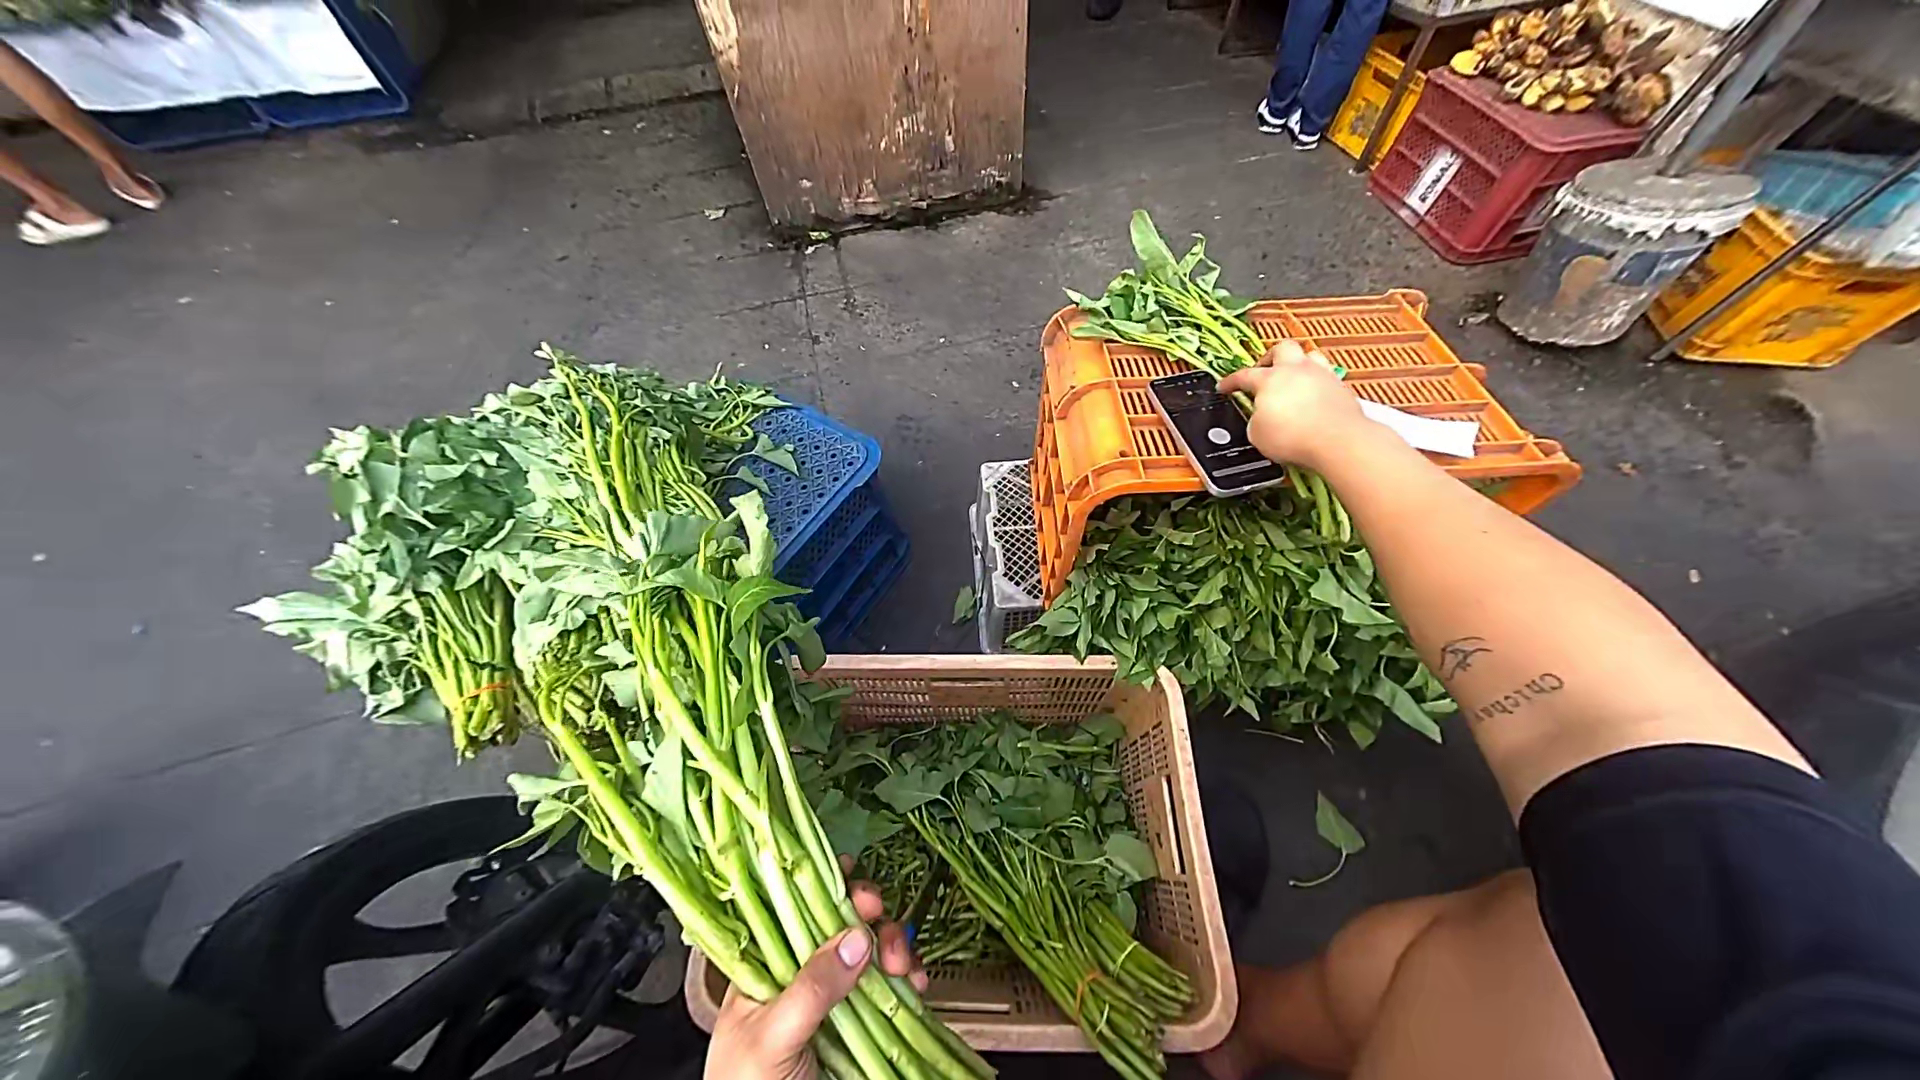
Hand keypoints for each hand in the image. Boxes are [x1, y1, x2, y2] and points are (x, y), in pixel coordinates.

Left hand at [705, 860, 927, 1079]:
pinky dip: (909, 978)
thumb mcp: (771, 1037)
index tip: (852, 873)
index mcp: (771, 965)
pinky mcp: (863, 1022)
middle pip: (843, 922)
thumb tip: (858, 936)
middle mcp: (806, 972)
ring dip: (894, 945)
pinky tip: (917, 984)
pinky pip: (891, 988)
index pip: (798, 907)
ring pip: (872, 949)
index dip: (827, 884)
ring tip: (902, 965)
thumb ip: (811, 988)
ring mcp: (837, 996)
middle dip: (870, 915)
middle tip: (882, 921)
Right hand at [1216, 340, 1370, 469]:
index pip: (1243, 375)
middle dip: (1269, 358)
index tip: (1224, 387)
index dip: (1230, 382)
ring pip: (1310, 355)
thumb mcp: (1257, 434)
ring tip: (1291, 379)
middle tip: (1263, 371)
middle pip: (1282, 348)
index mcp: (1270, 378)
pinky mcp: (1341, 388)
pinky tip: (1312, 397)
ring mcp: (1322, 376)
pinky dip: (1316, 383)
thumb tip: (1260, 419)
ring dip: (1298, 364)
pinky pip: (1326, 377)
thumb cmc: (1294, 436)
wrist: (1336, 441)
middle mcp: (1297, 370)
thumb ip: (1255, 420)